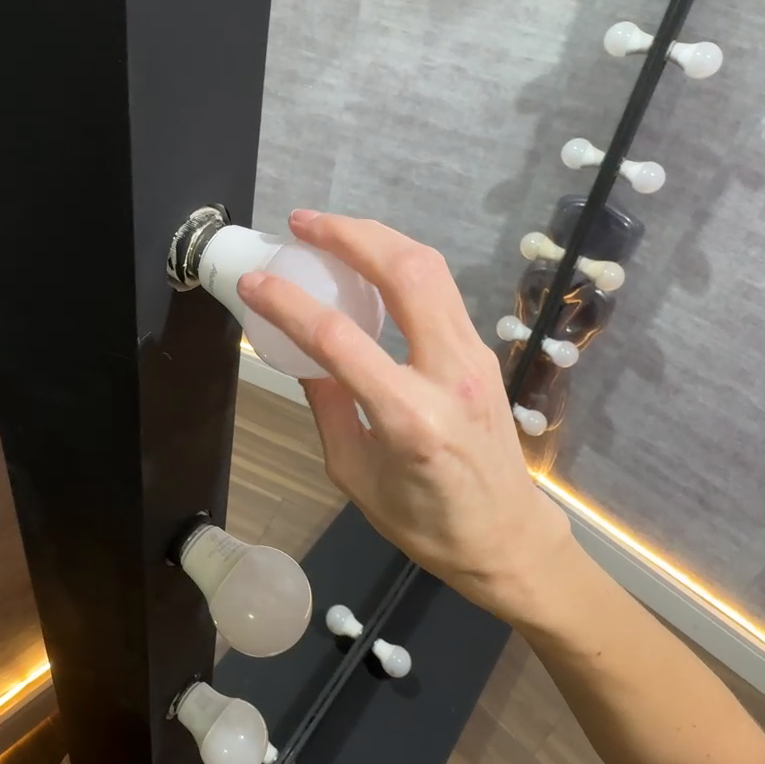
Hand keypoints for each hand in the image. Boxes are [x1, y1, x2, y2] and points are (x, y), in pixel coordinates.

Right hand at [236, 210, 573, 620]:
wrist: (509, 539)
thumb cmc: (427, 524)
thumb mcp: (355, 476)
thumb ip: (328, 407)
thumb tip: (304, 354)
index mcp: (409, 418)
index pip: (339, 340)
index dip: (290, 303)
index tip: (255, 281)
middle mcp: (449, 373)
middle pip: (406, 274)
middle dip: (350, 235)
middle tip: (301, 223)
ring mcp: (475, 357)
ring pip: (431, 270)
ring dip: (378, 238)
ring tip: (330, 229)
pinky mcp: (482, 352)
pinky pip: (440, 289)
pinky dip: (400, 263)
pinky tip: (370, 263)